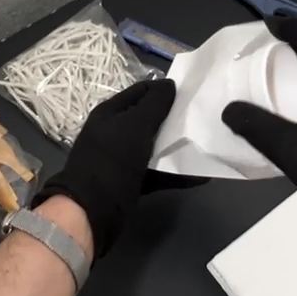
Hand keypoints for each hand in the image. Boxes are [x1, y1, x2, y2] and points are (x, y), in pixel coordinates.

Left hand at [38, 78, 193, 258]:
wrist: (91, 211)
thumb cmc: (112, 161)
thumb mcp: (134, 126)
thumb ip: (154, 104)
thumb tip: (170, 84)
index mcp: (111, 112)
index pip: (141, 91)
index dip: (165, 90)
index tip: (192, 93)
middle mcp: (115, 133)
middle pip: (149, 119)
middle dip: (174, 118)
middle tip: (202, 118)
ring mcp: (122, 159)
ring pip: (155, 146)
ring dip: (177, 146)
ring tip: (205, 143)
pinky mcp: (132, 182)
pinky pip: (158, 172)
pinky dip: (176, 173)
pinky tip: (200, 176)